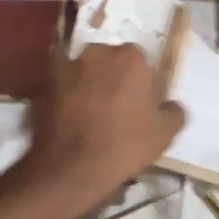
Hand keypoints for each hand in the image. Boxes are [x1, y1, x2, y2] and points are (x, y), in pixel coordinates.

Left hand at [16, 43, 185, 214]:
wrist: (72, 167)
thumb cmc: (124, 145)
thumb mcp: (165, 133)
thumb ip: (174, 111)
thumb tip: (170, 105)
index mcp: (130, 57)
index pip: (140, 62)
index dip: (141, 82)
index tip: (140, 103)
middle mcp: (96, 52)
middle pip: (109, 61)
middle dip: (113, 78)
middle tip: (115, 107)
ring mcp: (66, 66)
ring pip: (83, 70)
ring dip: (88, 83)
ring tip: (90, 112)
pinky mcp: (44, 84)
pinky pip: (60, 84)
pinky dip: (64, 93)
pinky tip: (69, 113)